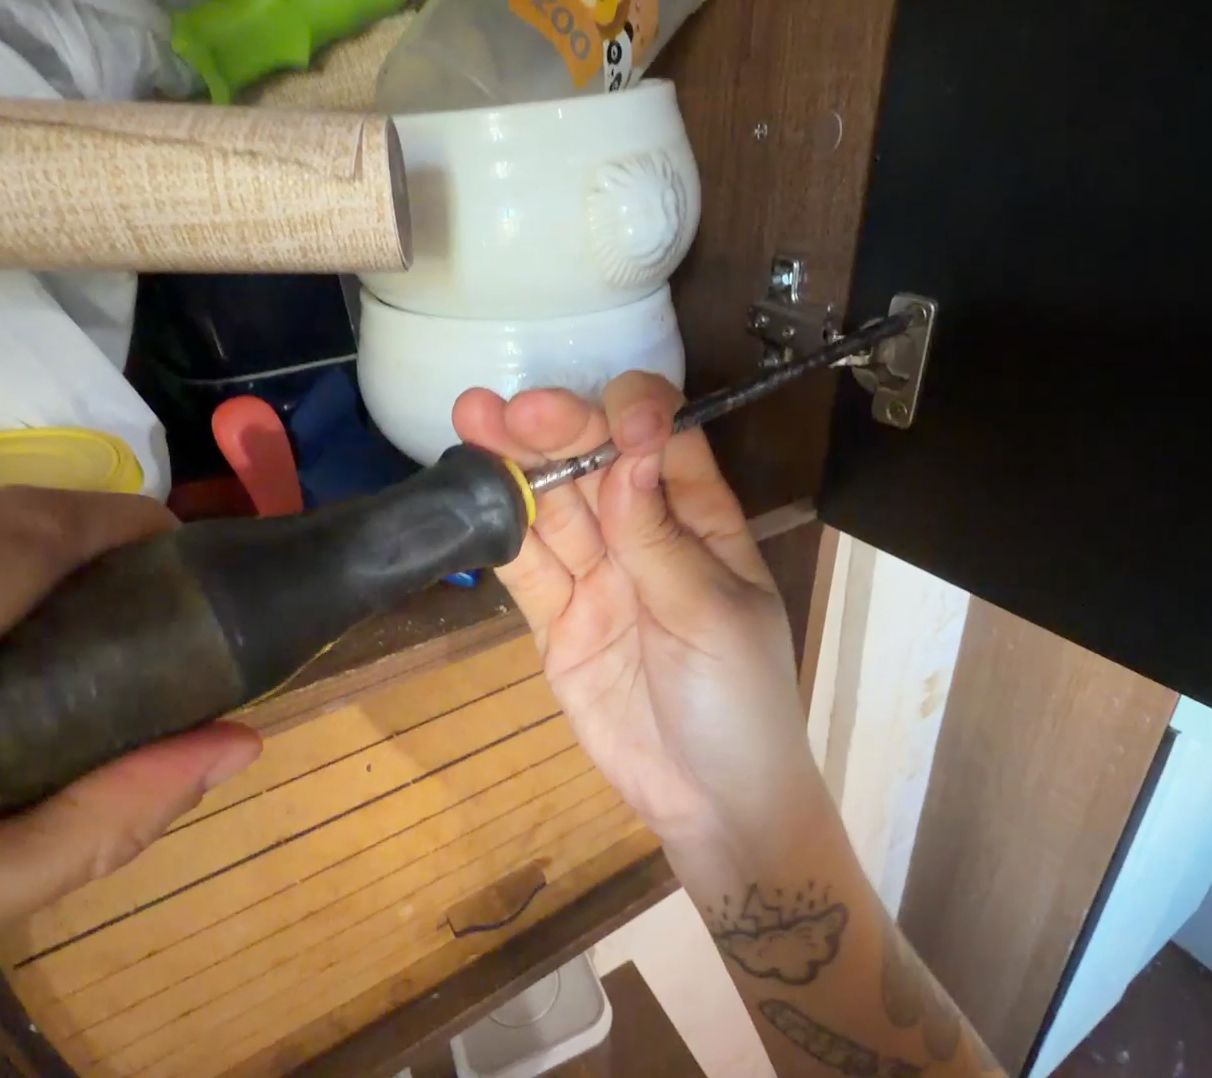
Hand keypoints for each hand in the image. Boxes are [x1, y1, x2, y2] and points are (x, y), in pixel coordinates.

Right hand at [452, 374, 829, 852]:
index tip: (614, 421)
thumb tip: (625, 451)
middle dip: (560, 432)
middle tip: (513, 409)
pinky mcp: (557, 620)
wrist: (710, 801)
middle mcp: (644, 537)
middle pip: (597, 466)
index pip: (666, 444)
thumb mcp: (714, 615)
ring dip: (516, 466)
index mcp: (701, 522)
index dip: (637, 418)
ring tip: (475, 418)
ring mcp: (598, 578)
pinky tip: (471, 493)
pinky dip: (499, 533)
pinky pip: (526, 567)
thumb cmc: (740, 700)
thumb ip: (661, 538)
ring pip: (552, 508)